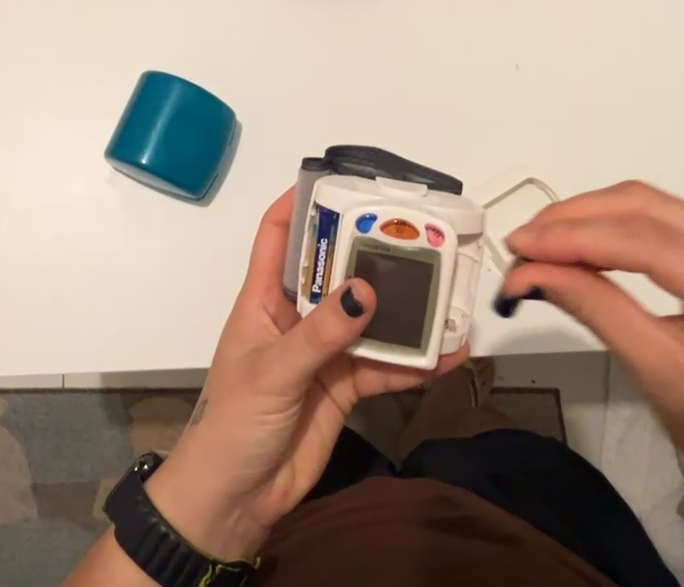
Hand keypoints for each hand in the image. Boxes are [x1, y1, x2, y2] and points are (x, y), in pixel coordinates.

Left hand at [146, 188, 468, 558]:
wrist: (235, 501)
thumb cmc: (234, 424)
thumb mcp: (272, 373)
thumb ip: (319, 334)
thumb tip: (368, 290)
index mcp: (263, 300)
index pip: (275, 236)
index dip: (298, 205)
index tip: (336, 182)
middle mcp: (295, 317)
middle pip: (335, 272)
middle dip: (370, 254)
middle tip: (416, 235)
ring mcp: (322, 352)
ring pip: (367, 318)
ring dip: (402, 309)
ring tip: (446, 290)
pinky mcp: (344, 387)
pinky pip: (384, 365)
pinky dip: (415, 362)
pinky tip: (449, 355)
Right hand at [498, 182, 683, 510]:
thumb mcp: (663, 379)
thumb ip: (598, 311)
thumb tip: (529, 271)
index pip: (653, 243)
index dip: (576, 237)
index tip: (518, 248)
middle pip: (652, 208)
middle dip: (575, 218)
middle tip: (521, 246)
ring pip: (655, 205)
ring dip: (590, 217)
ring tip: (542, 245)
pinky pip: (668, 219)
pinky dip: (615, 226)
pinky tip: (582, 244)